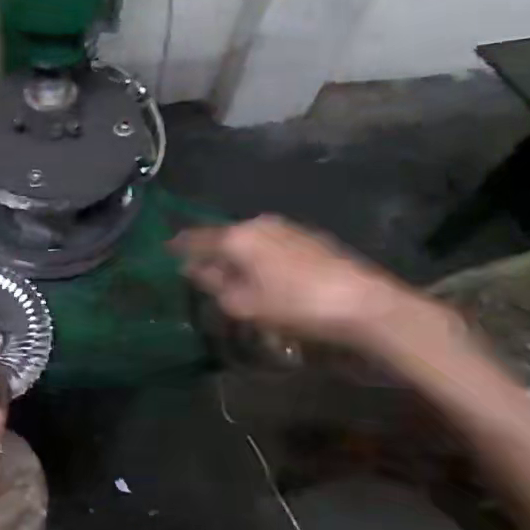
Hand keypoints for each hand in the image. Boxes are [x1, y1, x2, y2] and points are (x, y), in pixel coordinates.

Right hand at [172, 215, 450, 351]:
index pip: (198, 238)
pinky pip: (271, 245)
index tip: (165, 250)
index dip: (180, 246)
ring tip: (232, 277)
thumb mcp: (246, 304)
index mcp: (239, 236)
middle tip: (200, 271)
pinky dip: (260, 258)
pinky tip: (266, 276)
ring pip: (250, 240)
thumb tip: (196, 270)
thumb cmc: (296, 305)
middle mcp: (260, 224)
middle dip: (212, 253)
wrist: (364, 303)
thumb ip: (216, 285)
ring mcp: (288, 228)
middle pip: (225, 237)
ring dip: (238, 256)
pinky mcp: (311, 238)